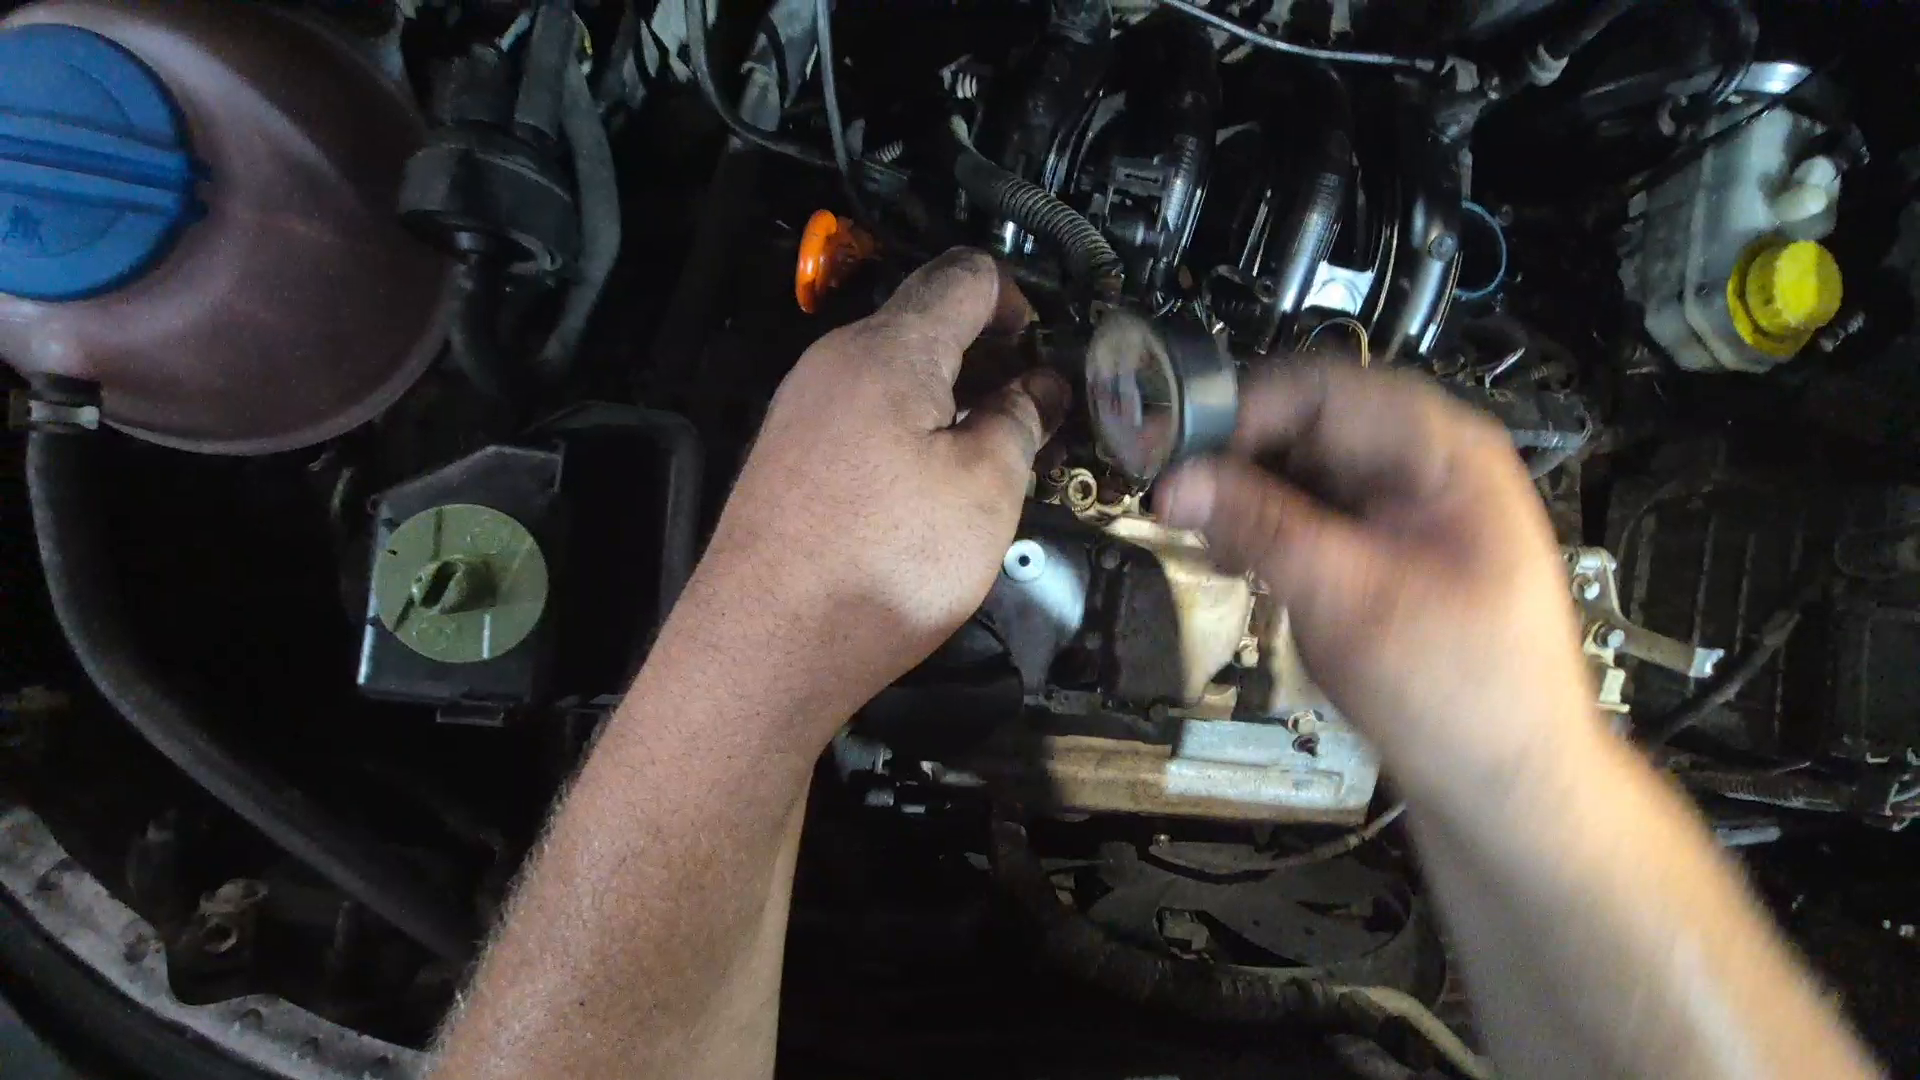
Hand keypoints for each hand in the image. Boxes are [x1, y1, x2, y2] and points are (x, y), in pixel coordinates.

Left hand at [686, 249, 1068, 731]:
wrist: (765, 645)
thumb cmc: (889, 559)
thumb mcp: (984, 488)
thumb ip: (1019, 422)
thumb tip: (1038, 386)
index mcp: (889, 349)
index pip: (966, 277)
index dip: (1020, 301)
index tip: (1046, 353)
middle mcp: (835, 362)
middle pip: (926, 326)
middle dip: (988, 360)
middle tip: (1030, 418)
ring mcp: (803, 411)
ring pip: (894, 379)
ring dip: (950, 403)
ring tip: (988, 459)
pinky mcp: (789, 458)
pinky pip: (863, 419)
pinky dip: (909, 434)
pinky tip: (929, 490)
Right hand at [1156, 362, 1597, 799]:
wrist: (1502, 778)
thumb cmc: (1457, 690)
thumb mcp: (1348, 599)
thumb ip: (1259, 529)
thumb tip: (1176, 482)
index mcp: (1439, 452)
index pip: (1320, 391)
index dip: (1240, 413)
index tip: (1177, 453)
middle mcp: (1416, 465)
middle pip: (1302, 427)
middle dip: (1232, 461)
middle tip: (1176, 499)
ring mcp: (1394, 506)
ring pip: (1293, 471)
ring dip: (1239, 498)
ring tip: (1202, 539)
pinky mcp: (1370, 544)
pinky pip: (1300, 511)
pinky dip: (1256, 528)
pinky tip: (1230, 558)